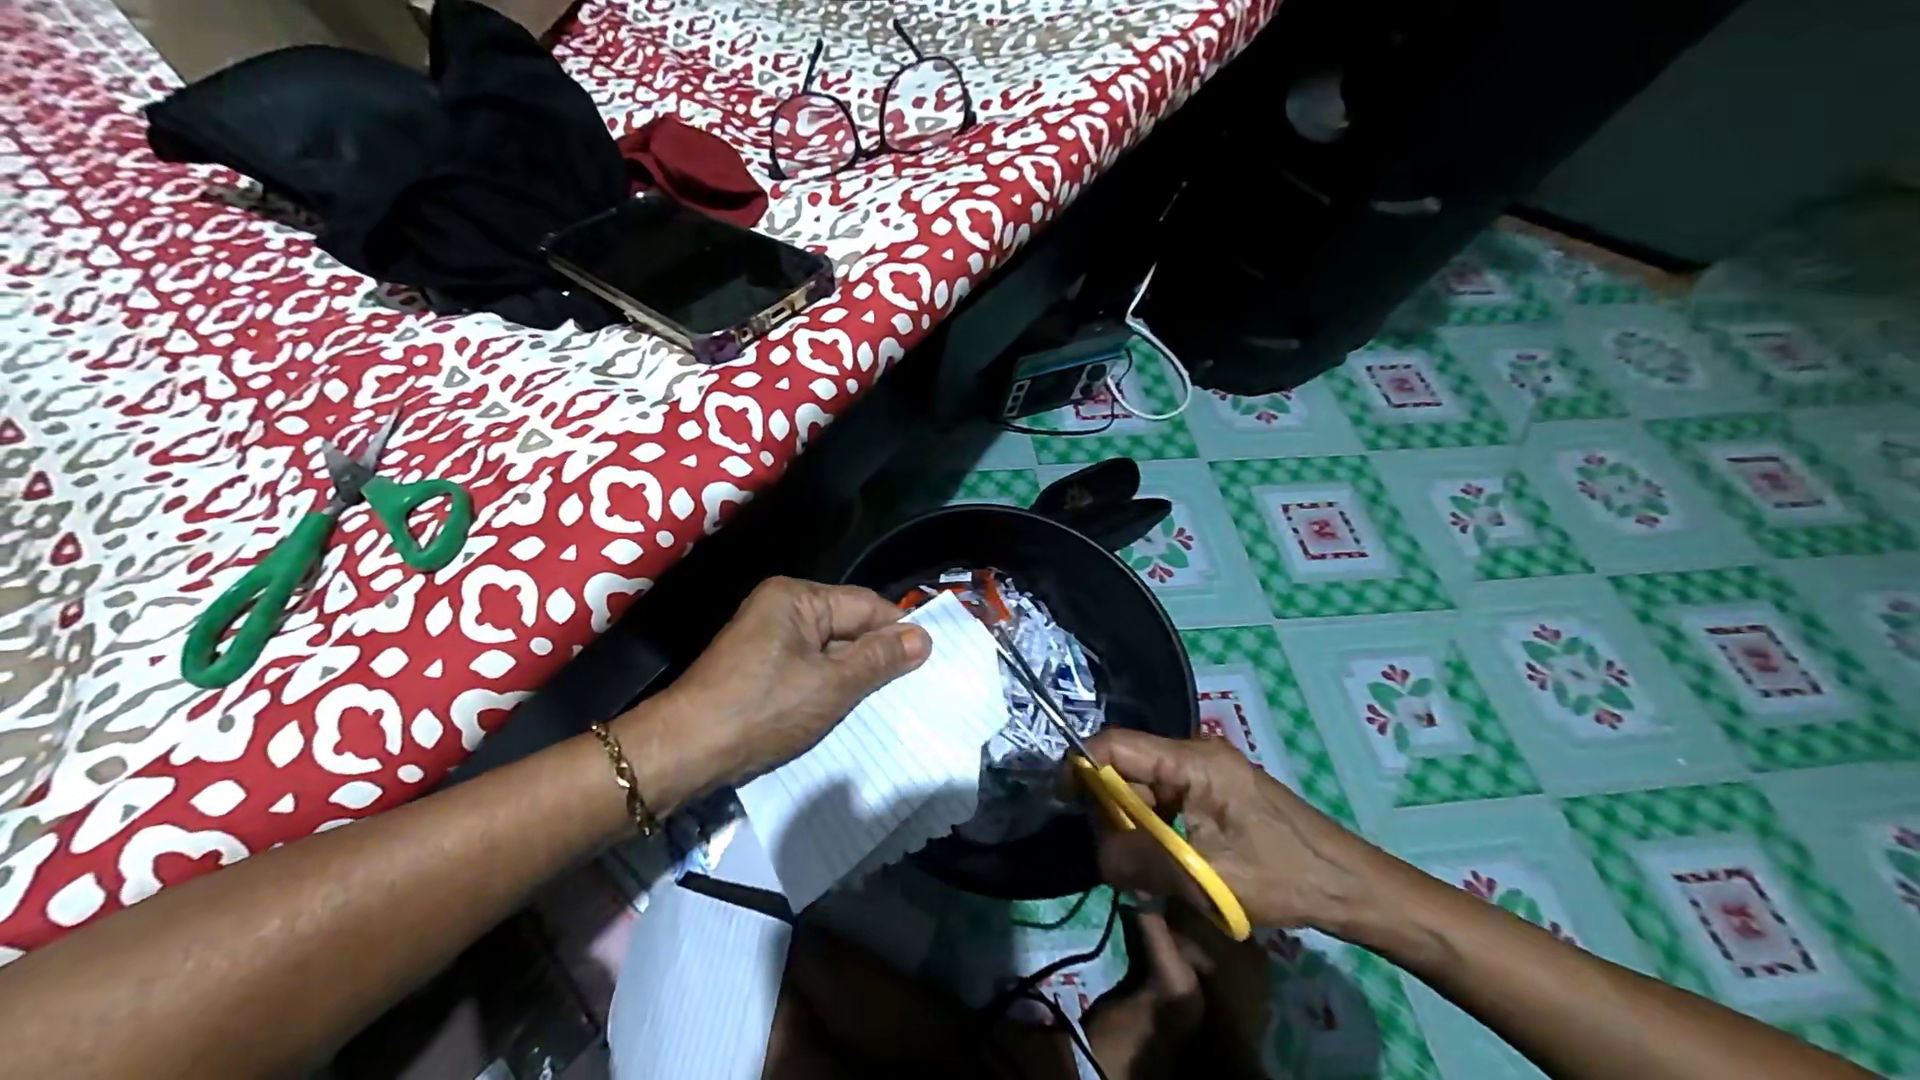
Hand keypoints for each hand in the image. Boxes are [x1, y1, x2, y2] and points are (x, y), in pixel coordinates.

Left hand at [649, 577, 930, 788]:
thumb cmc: (763, 709)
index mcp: (797, 598)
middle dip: (879, 654)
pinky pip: (812, 666)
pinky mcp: (763, 666)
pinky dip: (833, 684)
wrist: (687, 751)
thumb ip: (879, 659)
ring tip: (893, 696)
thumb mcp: (831, 685)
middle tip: (916, 682)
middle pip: (848, 624)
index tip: (931, 657)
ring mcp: (770, 638)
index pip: (865, 605)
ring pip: (832, 649)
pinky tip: (854, 704)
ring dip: (858, 672)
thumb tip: (923, 639)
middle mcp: (783, 608)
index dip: (899, 629)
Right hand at [1083, 729, 1386, 932]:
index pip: (1116, 745)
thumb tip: (1096, 854)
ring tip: (1143, 870)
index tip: (1061, 801)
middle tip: (1113, 857)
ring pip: (1143, 788)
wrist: (1348, 886)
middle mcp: (1193, 755)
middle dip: (1110, 809)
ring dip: (1133, 826)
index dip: (1081, 767)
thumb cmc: (1282, 876)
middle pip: (1126, 767)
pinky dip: (1153, 831)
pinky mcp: (1211, 793)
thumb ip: (1141, 860)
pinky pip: (1164, 802)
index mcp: (1192, 760)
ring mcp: (1203, 773)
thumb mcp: (1206, 876)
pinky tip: (1163, 865)